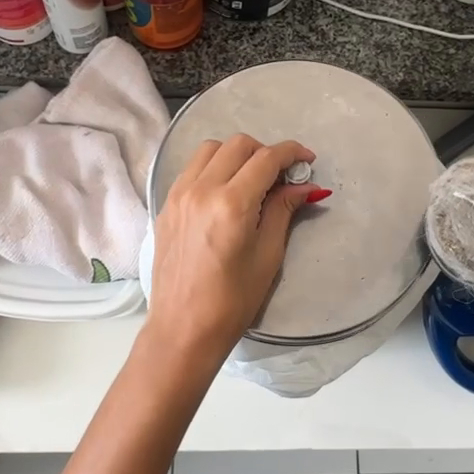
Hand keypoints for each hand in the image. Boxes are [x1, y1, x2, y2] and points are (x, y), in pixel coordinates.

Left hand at [147, 134, 320, 354]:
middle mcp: (201, 189)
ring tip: (251, 180)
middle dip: (265, 152)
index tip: (307, 160)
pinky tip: (225, 190)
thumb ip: (283, 211)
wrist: (182, 329)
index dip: (291, 153)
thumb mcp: (268, 255)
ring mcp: (178, 195)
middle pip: (238, 145)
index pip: (266, 159)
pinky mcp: (166, 205)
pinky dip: (213, 167)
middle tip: (280, 175)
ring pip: (210, 149)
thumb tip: (304, 186)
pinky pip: (192, 168)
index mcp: (231, 204)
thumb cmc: (232, 301)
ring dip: (236, 154)